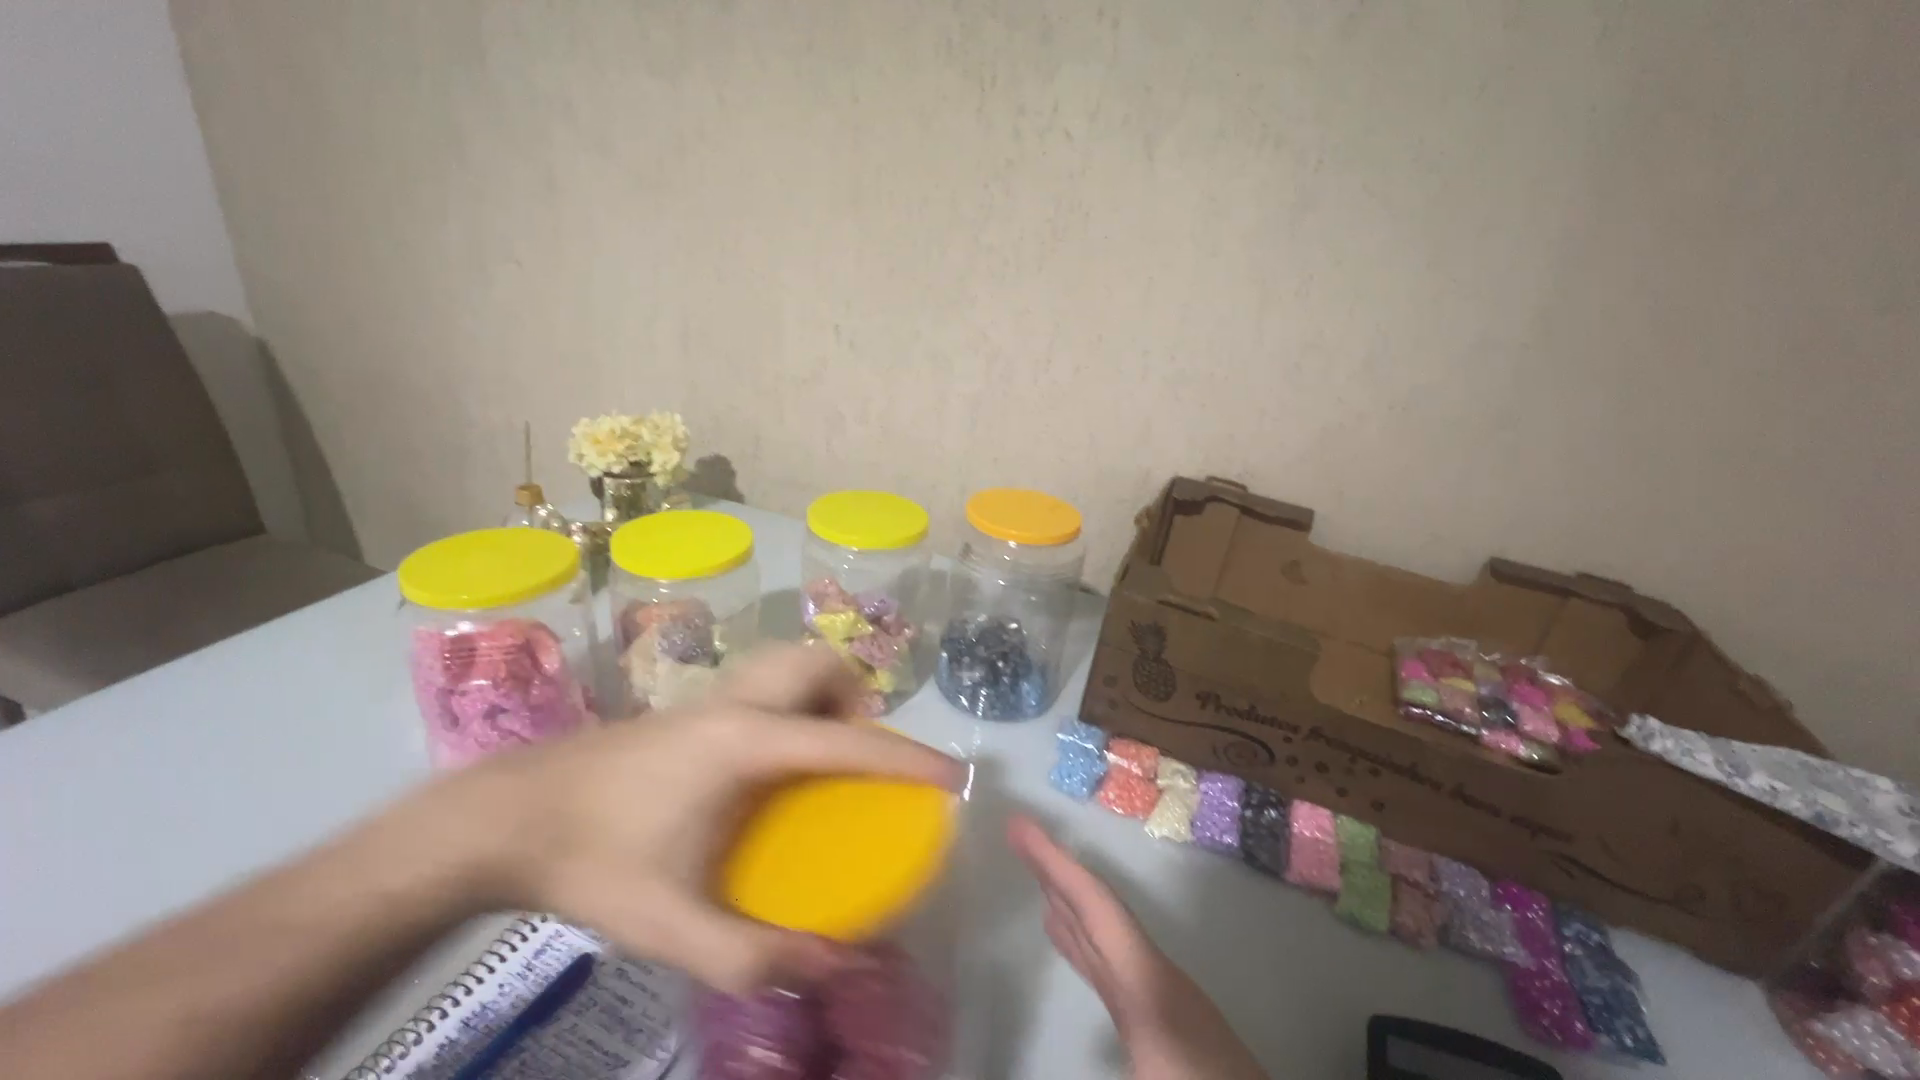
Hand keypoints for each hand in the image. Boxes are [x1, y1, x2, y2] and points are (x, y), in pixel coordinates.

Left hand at [426, 645, 963, 993]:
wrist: (502, 819)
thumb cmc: (594, 863)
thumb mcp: (676, 926)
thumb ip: (756, 957)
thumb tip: (835, 965)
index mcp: (744, 744)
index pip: (847, 739)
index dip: (907, 758)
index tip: (952, 774)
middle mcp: (732, 706)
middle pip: (815, 662)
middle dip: (856, 698)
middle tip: (857, 756)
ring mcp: (703, 701)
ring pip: (783, 663)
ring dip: (819, 693)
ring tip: (818, 755)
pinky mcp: (681, 711)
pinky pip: (757, 685)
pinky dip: (785, 703)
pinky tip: (761, 768)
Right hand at [1008, 817, 1266, 1079]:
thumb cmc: (1196, 1079)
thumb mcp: (1150, 1066)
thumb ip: (1108, 1048)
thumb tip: (1032, 1055)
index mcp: (1145, 981)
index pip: (1094, 906)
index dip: (1055, 863)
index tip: (1021, 826)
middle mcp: (1152, 976)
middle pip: (1098, 910)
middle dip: (1055, 871)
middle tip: (1018, 835)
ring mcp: (1160, 994)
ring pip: (1105, 935)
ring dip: (1067, 901)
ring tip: (1034, 876)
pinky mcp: (1162, 1016)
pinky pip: (1109, 959)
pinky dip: (1081, 937)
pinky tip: (1068, 939)